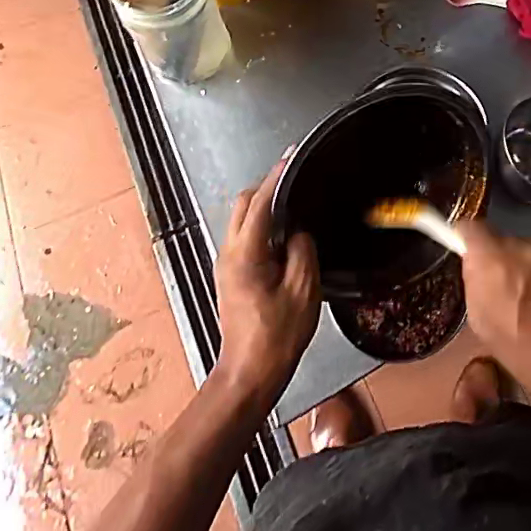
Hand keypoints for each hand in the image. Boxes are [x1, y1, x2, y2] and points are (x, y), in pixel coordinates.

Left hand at [215, 155, 318, 396]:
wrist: (249, 375)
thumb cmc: (276, 336)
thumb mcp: (303, 290)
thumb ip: (302, 250)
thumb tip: (298, 232)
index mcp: (245, 254)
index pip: (259, 202)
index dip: (276, 176)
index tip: (291, 156)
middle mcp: (229, 254)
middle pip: (242, 204)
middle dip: (266, 185)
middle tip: (295, 177)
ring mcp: (227, 265)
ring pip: (242, 219)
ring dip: (264, 205)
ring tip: (294, 199)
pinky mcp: (232, 276)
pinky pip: (246, 236)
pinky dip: (263, 224)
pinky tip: (286, 230)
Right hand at [456, 221, 530, 396]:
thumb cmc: (522, 352)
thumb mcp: (480, 320)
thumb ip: (474, 280)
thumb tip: (474, 262)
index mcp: (493, 258)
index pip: (471, 227)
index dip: (468, 237)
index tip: (468, 245)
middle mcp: (525, 246)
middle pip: (507, 241)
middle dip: (506, 260)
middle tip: (511, 289)